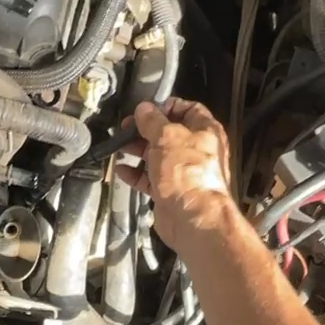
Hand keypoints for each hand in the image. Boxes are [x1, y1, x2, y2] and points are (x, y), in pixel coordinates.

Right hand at [117, 99, 243, 256]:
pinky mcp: (170, 191)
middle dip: (146, 130)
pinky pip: (150, 179)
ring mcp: (183, 172)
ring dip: (137, 150)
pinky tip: (121, 170)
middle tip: (126, 127)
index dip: (167, 106)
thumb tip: (144, 108)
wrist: (192, 218)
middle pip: (169, 133)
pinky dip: (136, 174)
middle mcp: (197, 151)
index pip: (189, 109)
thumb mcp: (167, 137)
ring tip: (119, 146)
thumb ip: (153, 121)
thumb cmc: (186, 173)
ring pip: (157, 156)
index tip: (146, 109)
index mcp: (205, 132)